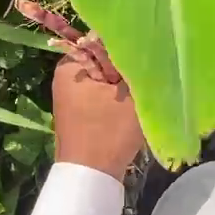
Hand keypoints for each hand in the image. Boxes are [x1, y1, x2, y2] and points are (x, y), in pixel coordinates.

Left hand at [50, 52, 144, 180]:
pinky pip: (101, 92)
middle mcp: (65, 76)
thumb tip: (146, 44)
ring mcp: (70, 95)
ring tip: (144, 86)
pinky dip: (117, 95)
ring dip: (123, 81)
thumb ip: (136, 66)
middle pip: (103, 58)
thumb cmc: (108, 131)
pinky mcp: (79, 111)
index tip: (147, 50)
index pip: (101, 38)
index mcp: (69, 65)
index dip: (127, 42)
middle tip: (149, 70)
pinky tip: (134, 101)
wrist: (92, 177)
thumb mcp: (130, 95)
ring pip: (105, 76)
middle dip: (125, 64)